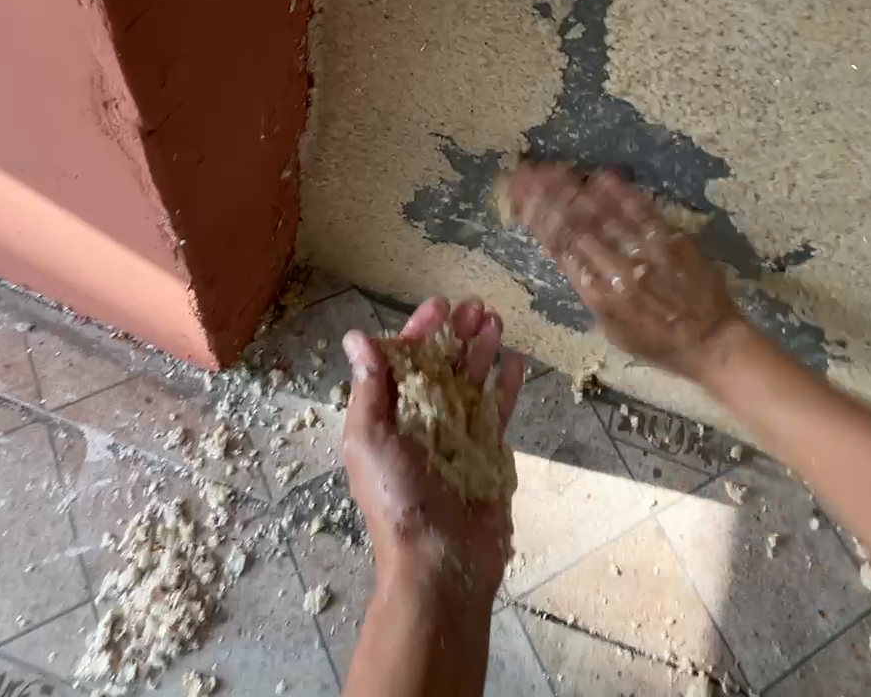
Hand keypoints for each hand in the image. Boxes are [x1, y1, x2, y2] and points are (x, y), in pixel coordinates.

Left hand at [340, 296, 525, 600]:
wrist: (441, 565)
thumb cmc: (398, 500)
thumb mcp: (370, 440)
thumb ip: (368, 388)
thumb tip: (355, 337)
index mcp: (389, 415)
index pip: (404, 360)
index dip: (420, 330)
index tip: (440, 306)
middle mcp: (423, 420)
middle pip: (442, 364)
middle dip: (457, 333)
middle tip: (477, 307)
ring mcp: (459, 435)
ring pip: (472, 381)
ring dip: (482, 350)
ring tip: (496, 322)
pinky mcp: (488, 453)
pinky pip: (498, 410)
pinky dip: (506, 385)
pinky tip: (515, 361)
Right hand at [500, 163, 758, 381]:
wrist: (712, 343)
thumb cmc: (657, 343)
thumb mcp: (612, 328)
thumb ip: (590, 291)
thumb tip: (568, 257)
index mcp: (599, 294)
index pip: (560, 248)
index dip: (537, 219)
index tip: (519, 198)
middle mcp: (618, 270)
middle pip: (575, 225)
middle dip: (547, 196)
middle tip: (525, 174)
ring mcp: (647, 252)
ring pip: (603, 214)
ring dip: (574, 189)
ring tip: (551, 169)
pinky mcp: (673, 241)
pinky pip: (643, 212)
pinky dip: (621, 193)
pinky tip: (601, 175)